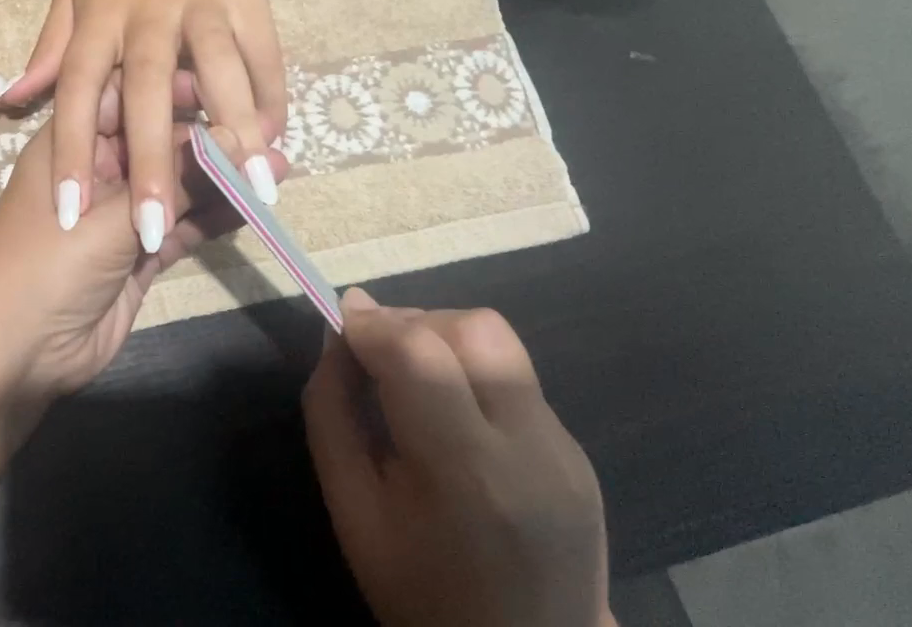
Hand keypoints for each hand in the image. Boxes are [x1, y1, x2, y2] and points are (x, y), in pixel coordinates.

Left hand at [0, 82, 287, 399]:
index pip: (127, 98)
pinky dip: (214, 221)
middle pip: (159, 145)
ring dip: (220, 184)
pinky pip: (182, 230)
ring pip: (176, 190)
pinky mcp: (136, 258)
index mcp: (70, 142)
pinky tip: (252, 209)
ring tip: (276, 173)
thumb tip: (237, 138)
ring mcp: (117, 217)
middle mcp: (96, 171)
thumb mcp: (109, 219)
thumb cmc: (44, 264)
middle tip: (267, 137)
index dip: (174, 89)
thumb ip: (175, 181)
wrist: (10, 355)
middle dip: (210, 142)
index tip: (225, 86)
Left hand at [4, 0, 286, 256]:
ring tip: (251, 192)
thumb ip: (49, 49)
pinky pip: (264, 54)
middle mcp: (148, 12)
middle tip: (154, 229)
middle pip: (147, 91)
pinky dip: (273, 96)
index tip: (69, 215)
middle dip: (152, 161)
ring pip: (219, 71)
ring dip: (236, 132)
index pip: (76, 92)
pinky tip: (278, 141)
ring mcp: (203, 3)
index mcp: (98, 16)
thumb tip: (8, 99)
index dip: (69, 152)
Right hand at [302, 290, 612, 626]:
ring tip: (413, 380)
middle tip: (376, 352)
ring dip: (444, 340)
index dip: (371, 324)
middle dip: (414, 321)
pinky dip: (472, 373)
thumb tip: (336, 335)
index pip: (419, 354)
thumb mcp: (349, 509)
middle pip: (474, 329)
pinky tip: (453, 418)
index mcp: (465, 473)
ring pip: (501, 342)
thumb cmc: (419, 591)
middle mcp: (530, 448)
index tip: (338, 322)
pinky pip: (517, 378)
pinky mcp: (579, 451)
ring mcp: (565, 448)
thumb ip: (332, 412)